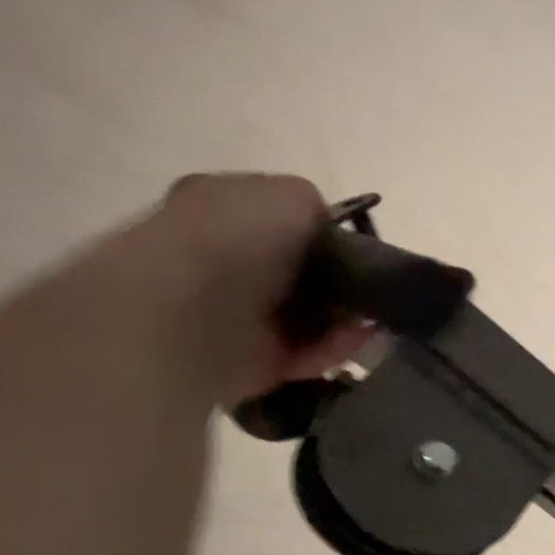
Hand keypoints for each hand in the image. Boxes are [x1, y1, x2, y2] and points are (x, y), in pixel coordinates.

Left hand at [124, 172, 373, 403]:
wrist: (182, 312)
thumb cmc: (235, 238)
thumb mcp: (289, 194)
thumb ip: (315, 207)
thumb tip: (324, 232)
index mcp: (220, 210)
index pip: (281, 222)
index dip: (326, 236)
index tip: (360, 252)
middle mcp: (221, 259)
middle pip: (301, 275)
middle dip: (343, 285)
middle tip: (372, 293)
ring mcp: (230, 313)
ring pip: (307, 317)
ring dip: (345, 320)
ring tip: (369, 323)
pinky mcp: (245, 360)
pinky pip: (302, 355)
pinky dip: (332, 350)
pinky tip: (354, 343)